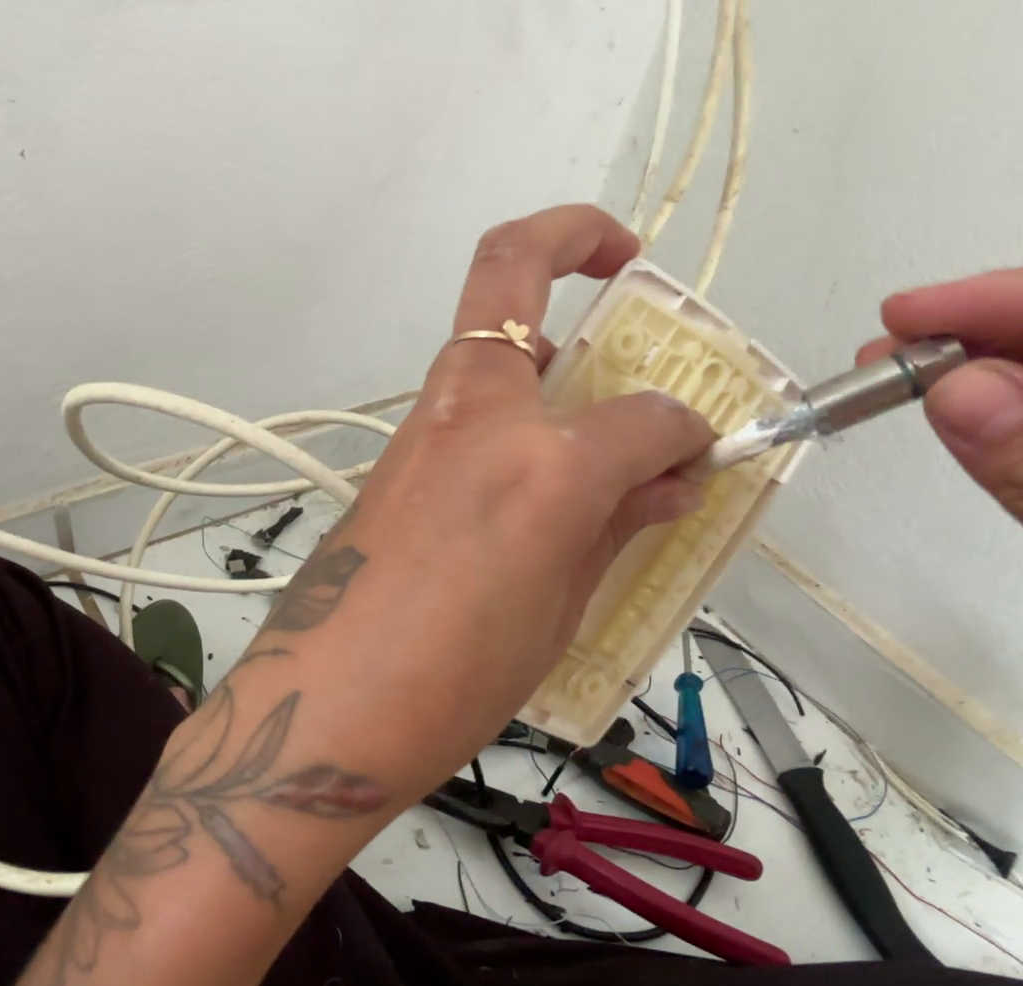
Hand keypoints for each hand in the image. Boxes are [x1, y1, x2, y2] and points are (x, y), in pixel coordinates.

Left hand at [270, 205, 713, 794]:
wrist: (328, 711)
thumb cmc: (456, 684)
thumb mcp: (557, 612)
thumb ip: (613, 528)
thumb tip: (667, 481)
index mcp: (543, 467)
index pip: (645, 418)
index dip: (685, 430)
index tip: (694, 453)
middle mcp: (477, 417)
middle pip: (512, 267)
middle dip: (576, 238)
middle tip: (623, 270)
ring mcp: (422, 429)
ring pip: (478, 336)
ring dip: (537, 337)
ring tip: (586, 398)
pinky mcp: (390, 458)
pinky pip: (459, 404)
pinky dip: (507, 409)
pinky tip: (531, 472)